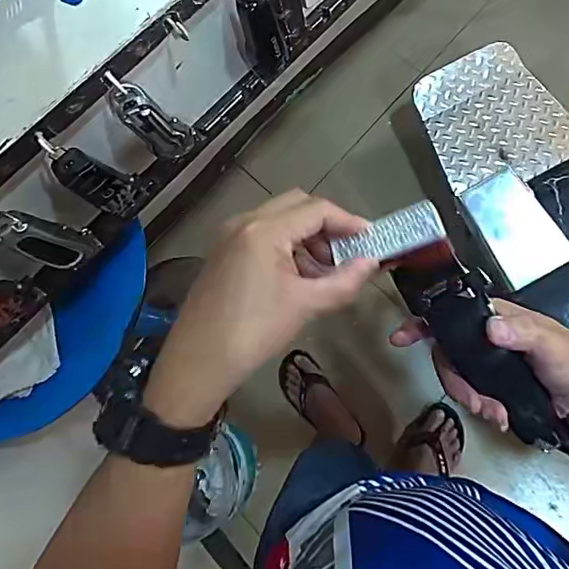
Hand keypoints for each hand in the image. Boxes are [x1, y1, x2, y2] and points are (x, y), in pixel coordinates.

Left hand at [145, 191, 378, 426]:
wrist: (196, 364)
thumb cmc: (253, 333)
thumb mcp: (306, 306)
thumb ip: (344, 281)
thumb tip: (372, 263)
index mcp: (264, 230)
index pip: (317, 210)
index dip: (349, 222)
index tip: (371, 239)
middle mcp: (245, 221)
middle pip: (298, 204)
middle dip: (328, 224)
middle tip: (349, 250)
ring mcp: (230, 234)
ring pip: (281, 216)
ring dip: (308, 234)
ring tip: (326, 268)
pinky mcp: (224, 249)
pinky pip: (264, 231)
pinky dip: (287, 242)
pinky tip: (299, 273)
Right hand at [391, 298, 568, 435]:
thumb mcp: (553, 345)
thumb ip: (523, 333)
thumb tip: (491, 326)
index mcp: (498, 317)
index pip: (454, 312)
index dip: (425, 322)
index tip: (402, 337)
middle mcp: (490, 336)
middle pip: (450, 352)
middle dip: (456, 380)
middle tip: (475, 403)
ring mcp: (492, 361)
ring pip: (460, 375)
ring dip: (469, 397)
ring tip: (495, 414)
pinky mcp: (497, 385)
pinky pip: (474, 393)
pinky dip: (480, 406)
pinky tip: (499, 417)